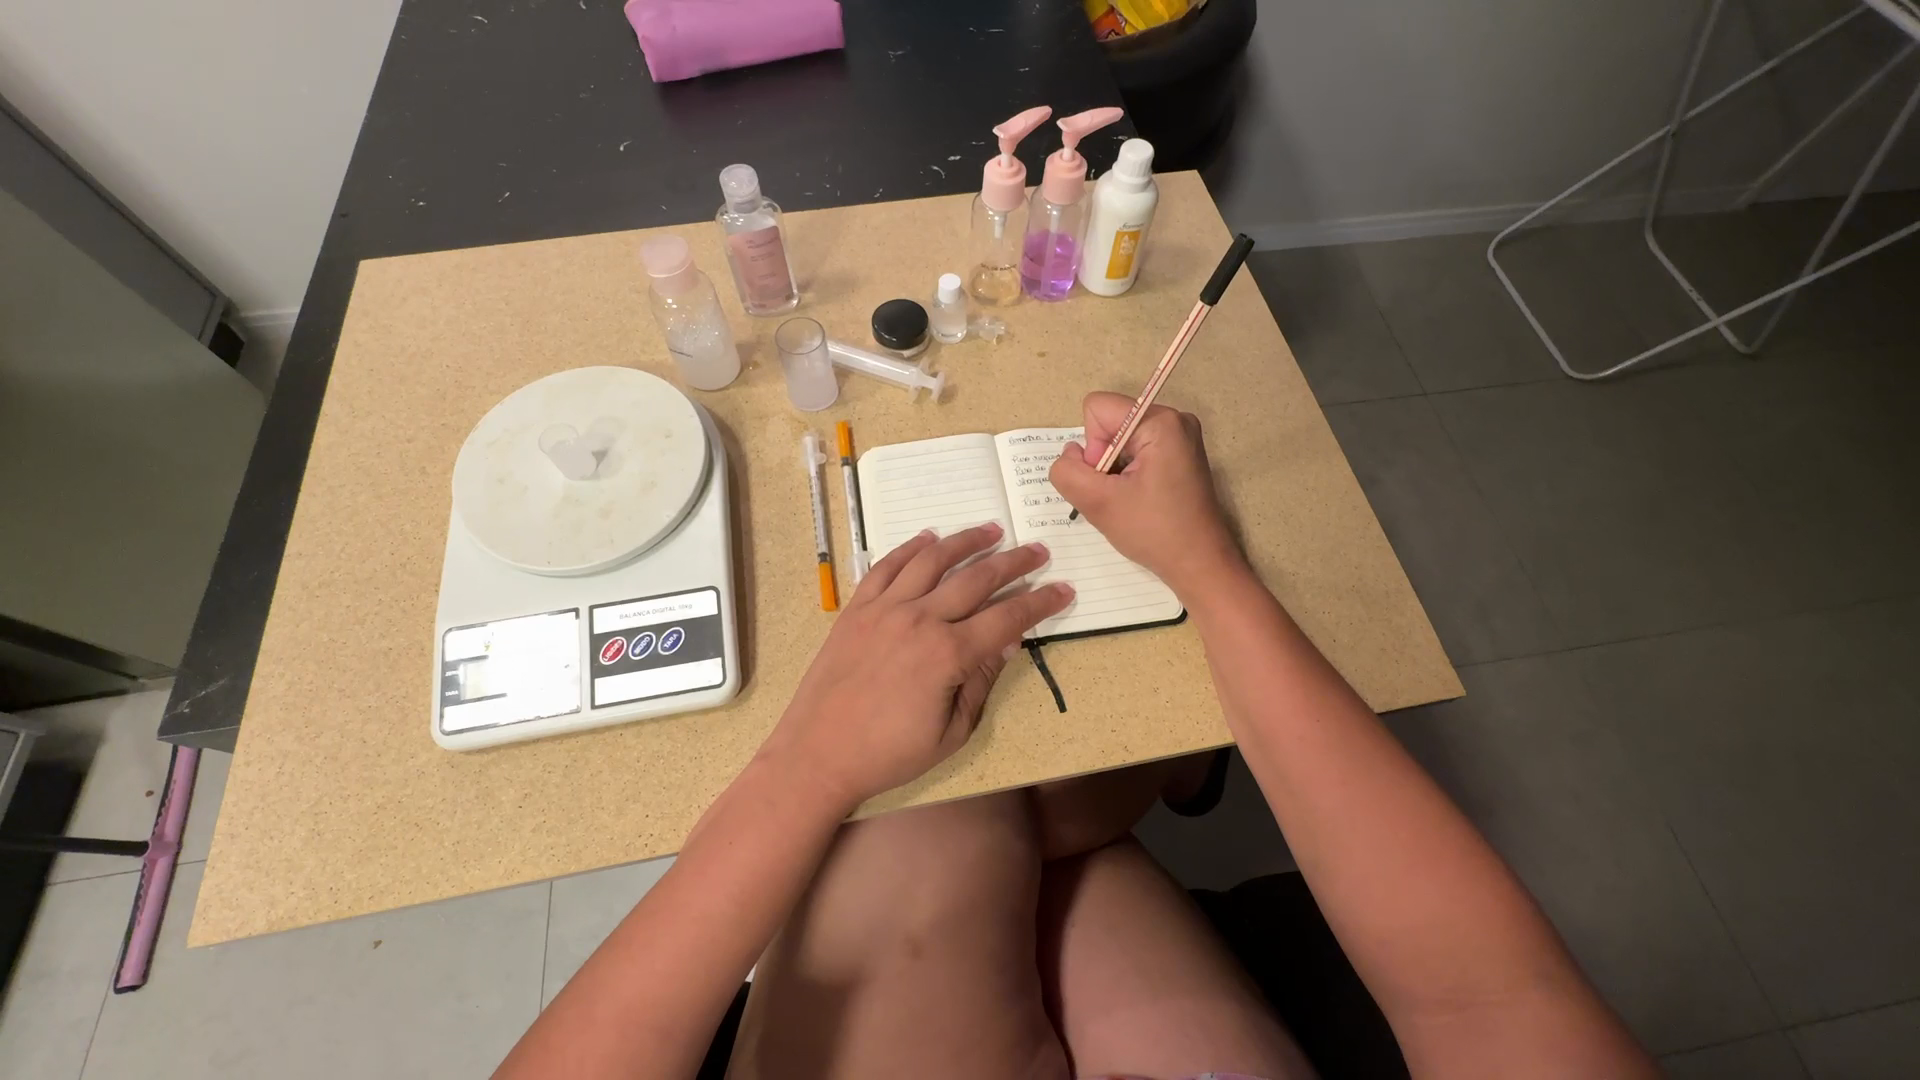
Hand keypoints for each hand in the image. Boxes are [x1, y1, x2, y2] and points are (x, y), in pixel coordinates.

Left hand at [758, 523, 1072, 809]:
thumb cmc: (889, 754)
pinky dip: (910, 548)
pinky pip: (885, 567)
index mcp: (947, 655)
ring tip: (991, 530)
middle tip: (1037, 549)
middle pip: (976, 579)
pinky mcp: (856, 609)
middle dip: (1013, 562)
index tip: (1063, 588)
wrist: (818, 754)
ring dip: (965, 541)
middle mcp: (918, 620)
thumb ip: (981, 682)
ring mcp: (883, 609)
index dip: (1040, 602)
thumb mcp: (951, 732)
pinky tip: (929, 539)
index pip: (1007, 618)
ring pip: (932, 561)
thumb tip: (1007, 642)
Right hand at [1049, 391, 1242, 593]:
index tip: (1111, 479)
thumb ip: (1067, 471)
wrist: (1199, 564)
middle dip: (1103, 460)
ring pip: (1119, 440)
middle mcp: (1174, 420)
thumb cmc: (1154, 532)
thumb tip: (1070, 454)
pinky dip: (1128, 474)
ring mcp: (1180, 437)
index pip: (1097, 409)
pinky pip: (1136, 451)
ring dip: (1114, 471)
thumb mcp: (1097, 502)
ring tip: (1131, 499)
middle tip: (1120, 494)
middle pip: (1109, 423)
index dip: (1092, 447)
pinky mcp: (1180, 455)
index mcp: (1160, 421)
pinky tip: (1140, 499)